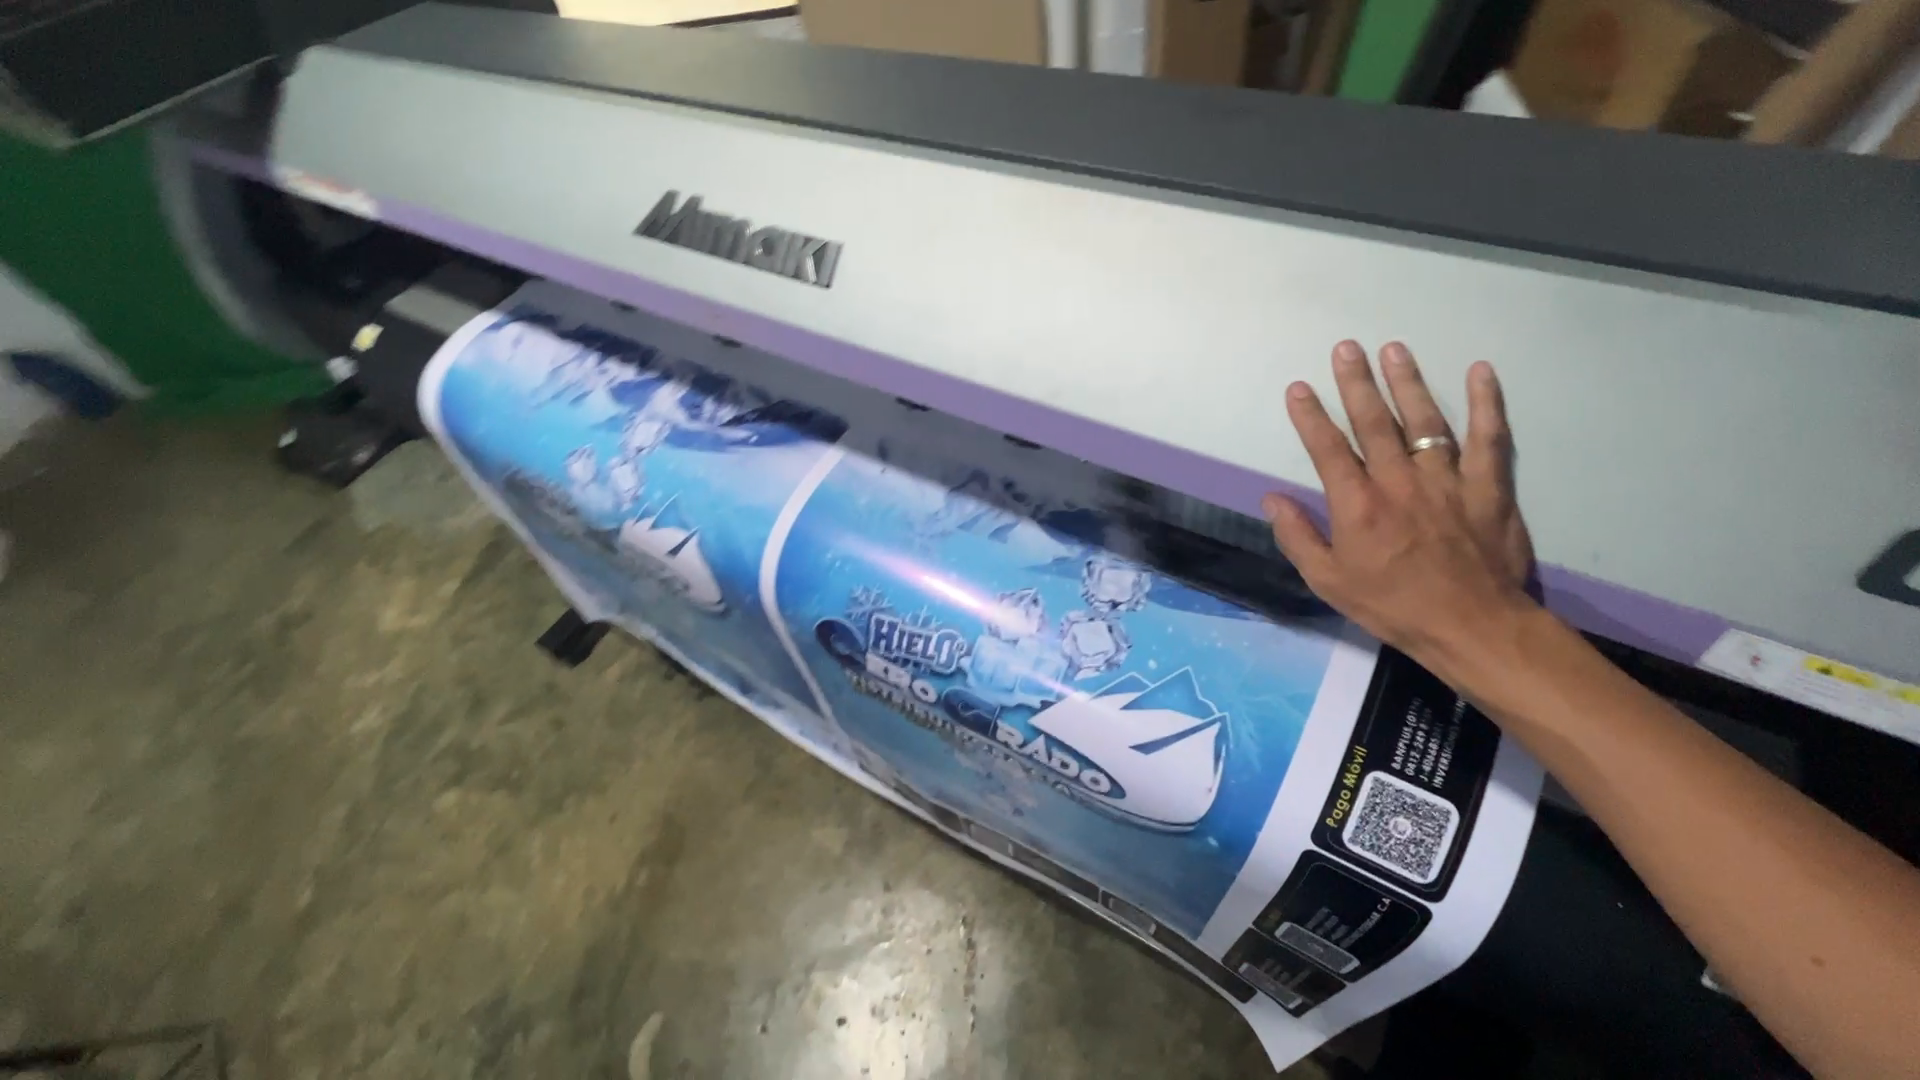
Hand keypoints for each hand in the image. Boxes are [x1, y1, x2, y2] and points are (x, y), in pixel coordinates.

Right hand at [1263, 341, 1535, 664]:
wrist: (1471, 626)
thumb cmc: (1392, 606)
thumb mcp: (1328, 582)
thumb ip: (1298, 537)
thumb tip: (1272, 499)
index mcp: (1358, 505)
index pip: (1328, 449)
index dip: (1310, 416)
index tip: (1298, 388)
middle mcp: (1399, 482)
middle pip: (1374, 422)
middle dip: (1356, 383)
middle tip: (1346, 348)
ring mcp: (1447, 481)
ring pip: (1425, 421)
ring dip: (1408, 382)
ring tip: (1394, 350)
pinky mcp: (1488, 488)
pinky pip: (1489, 438)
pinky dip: (1486, 403)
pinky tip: (1480, 372)